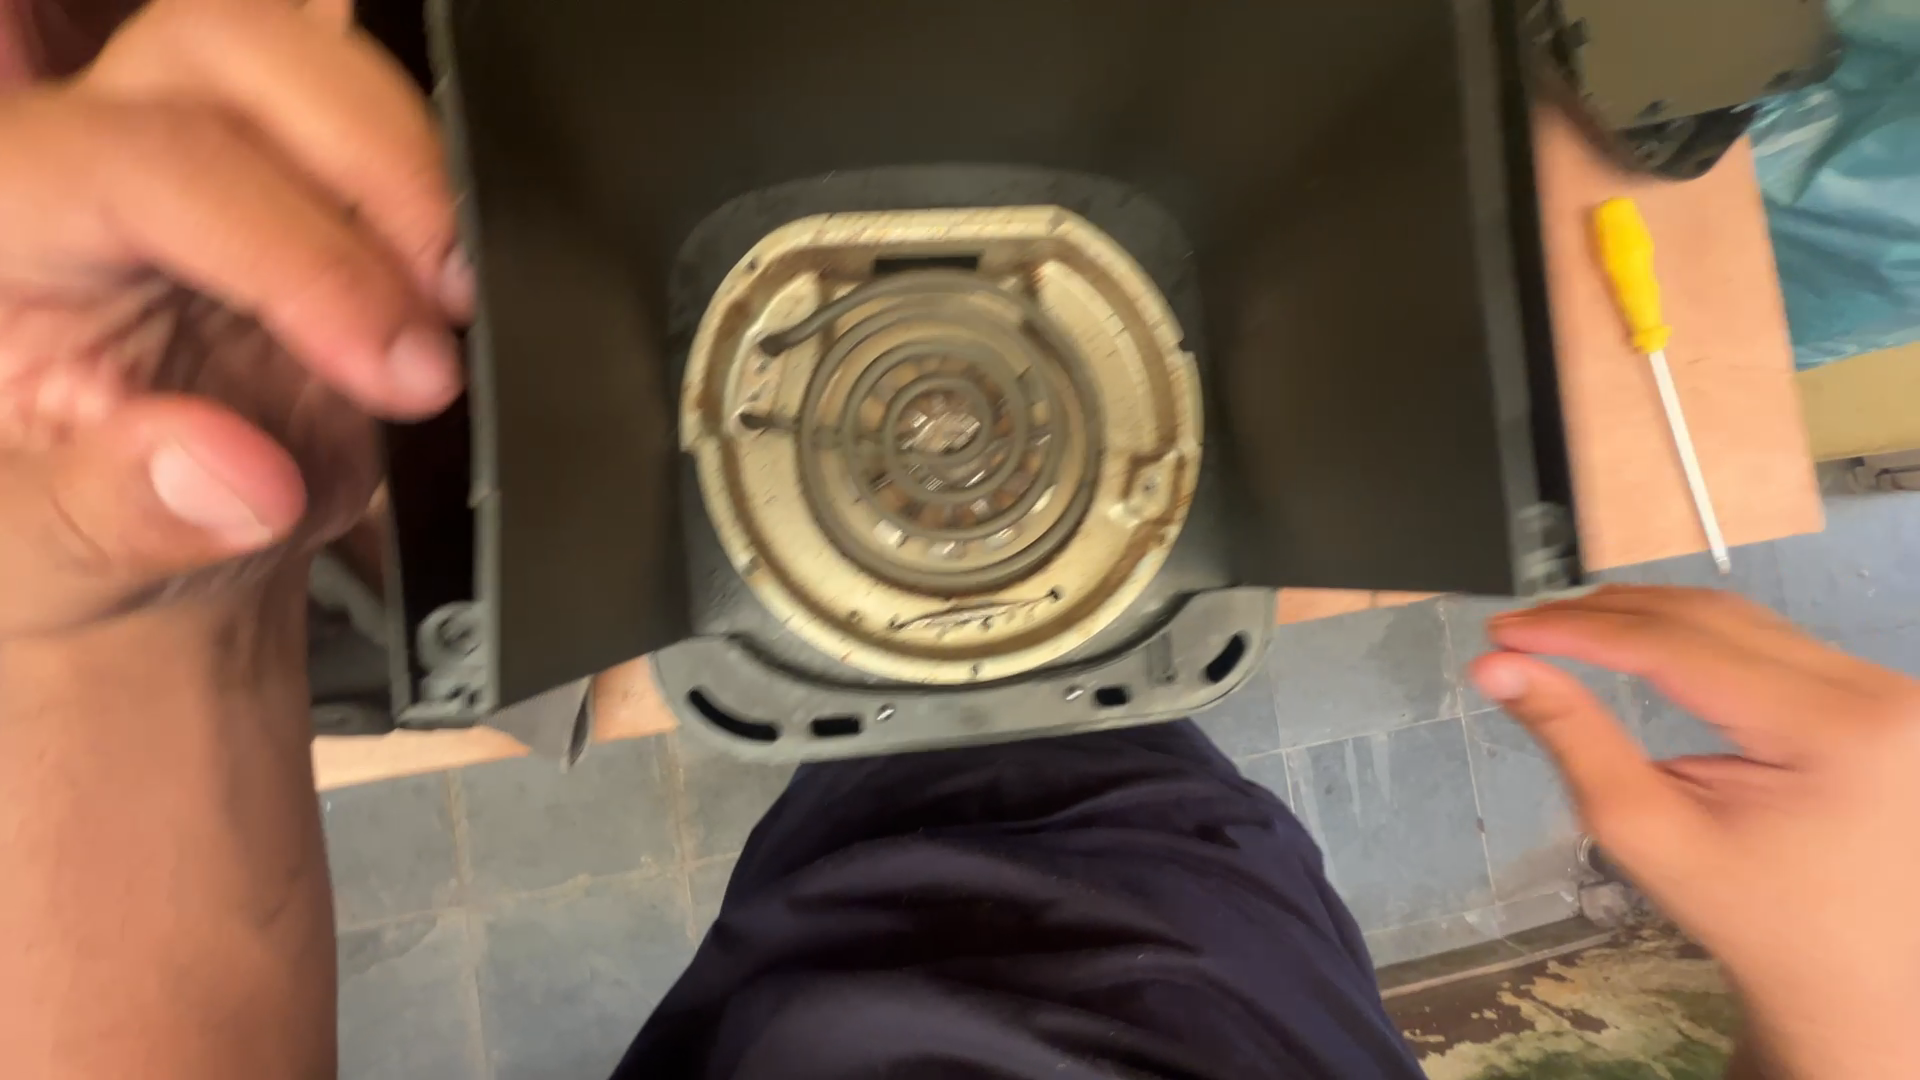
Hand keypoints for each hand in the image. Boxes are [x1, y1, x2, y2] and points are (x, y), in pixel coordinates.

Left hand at [0, 0, 466, 639]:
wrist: (183, 522)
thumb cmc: (98, 534)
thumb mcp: (67, 562)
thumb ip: (118, 519)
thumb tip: (231, 472)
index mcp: (0, 233)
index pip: (151, 168)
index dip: (305, 261)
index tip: (407, 372)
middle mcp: (107, 168)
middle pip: (233, 46)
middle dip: (379, 165)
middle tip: (453, 294)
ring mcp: (236, 175)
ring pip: (327, 57)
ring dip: (430, 166)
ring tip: (469, 291)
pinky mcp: (334, 205)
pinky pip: (396, 131)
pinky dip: (456, 179)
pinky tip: (476, 267)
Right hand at [1471, 586, 1919, 1077]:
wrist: (1855, 969)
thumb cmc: (1748, 910)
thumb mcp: (1638, 824)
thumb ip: (1567, 732)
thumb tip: (1494, 667)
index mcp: (1833, 728)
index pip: (1672, 646)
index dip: (1572, 628)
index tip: (1499, 631)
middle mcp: (1876, 693)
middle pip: (1702, 618)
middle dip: (1594, 615)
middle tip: (1515, 628)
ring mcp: (1882, 692)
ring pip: (1727, 616)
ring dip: (1630, 614)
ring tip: (1552, 628)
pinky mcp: (1867, 698)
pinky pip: (1753, 637)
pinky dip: (1673, 630)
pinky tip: (1622, 637)